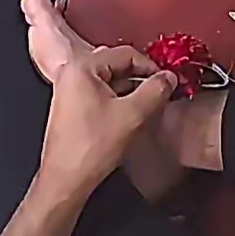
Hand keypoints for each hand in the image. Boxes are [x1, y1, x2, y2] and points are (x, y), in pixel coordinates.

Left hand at [37, 46, 176, 202]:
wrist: (66, 181)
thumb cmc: (90, 148)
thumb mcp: (132, 115)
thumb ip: (155, 90)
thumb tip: (168, 77)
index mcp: (82, 68)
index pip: (126, 54)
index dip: (150, 66)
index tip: (165, 79)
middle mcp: (71, 74)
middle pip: (117, 65)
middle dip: (141, 79)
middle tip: (160, 92)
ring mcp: (70, 91)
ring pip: (111, 81)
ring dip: (132, 91)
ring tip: (149, 106)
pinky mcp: (72, 107)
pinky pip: (102, 93)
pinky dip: (119, 100)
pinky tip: (132, 116)